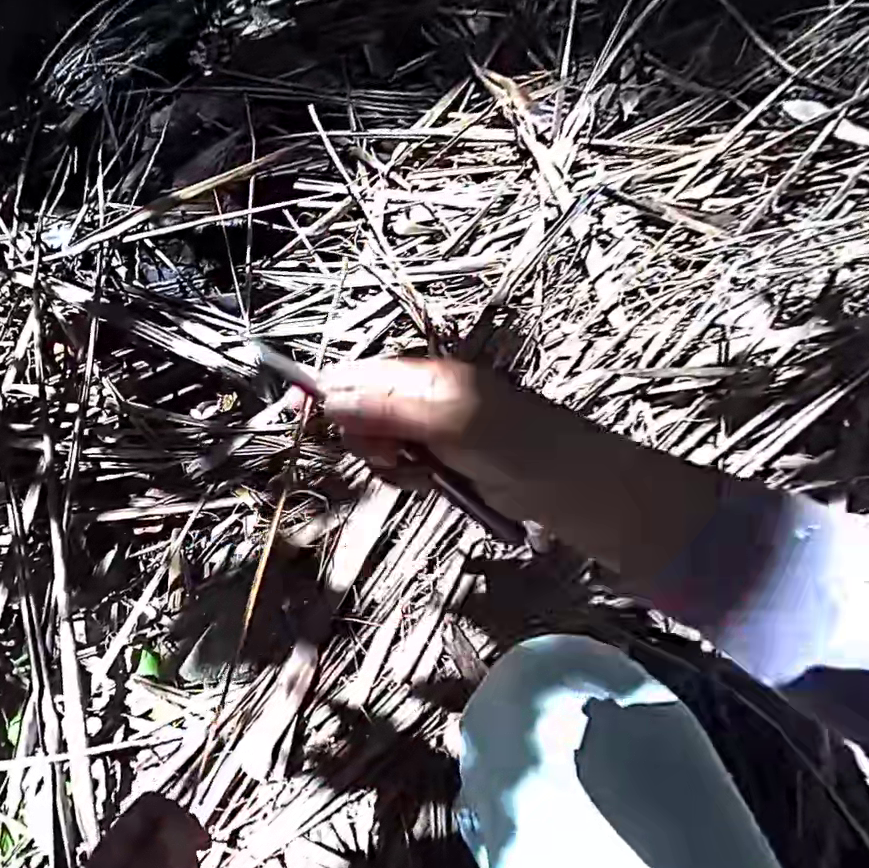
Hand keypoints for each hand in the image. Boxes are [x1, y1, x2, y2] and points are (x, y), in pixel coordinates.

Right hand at [314, 357, 726, 583]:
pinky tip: (426, 483)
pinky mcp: (434, 456)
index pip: (356, 373)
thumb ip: (392, 407)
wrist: (575, 494)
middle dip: (362, 436)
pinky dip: (400, 477)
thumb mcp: (456, 421)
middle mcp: (420, 396)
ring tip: (417, 473)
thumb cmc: (523, 449)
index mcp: (424, 375)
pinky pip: (393, 465)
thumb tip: (329, 397)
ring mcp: (427, 428)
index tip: (293, 412)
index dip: (322, 389)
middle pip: (356, 409)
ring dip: (383, 462)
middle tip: (393, 455)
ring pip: (372, 441)